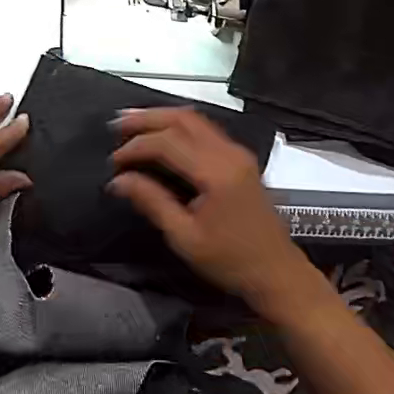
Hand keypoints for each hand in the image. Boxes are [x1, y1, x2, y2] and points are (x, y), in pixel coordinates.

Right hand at [109, 107, 313, 306]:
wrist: (279, 275)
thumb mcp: (185, 237)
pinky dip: (177, 126)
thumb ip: (151, 201)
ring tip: (132, 124)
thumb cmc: (231, 261)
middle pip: (182, 119)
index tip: (114, 162)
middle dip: (146, 119)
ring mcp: (237, 153)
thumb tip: (118, 180)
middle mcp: (229, 153)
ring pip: (194, 119)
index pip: (167, 143)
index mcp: (216, 173)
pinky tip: (160, 134)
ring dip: (161, 118)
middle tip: (117, 124)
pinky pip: (203, 129)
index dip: (136, 147)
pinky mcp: (239, 158)